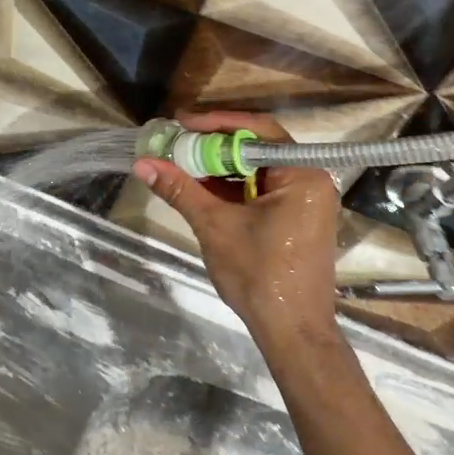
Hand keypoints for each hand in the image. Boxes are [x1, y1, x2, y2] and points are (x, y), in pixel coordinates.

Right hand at [132, 111, 343, 348]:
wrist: (292, 331)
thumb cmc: (259, 274)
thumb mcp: (214, 226)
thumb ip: (180, 189)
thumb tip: (142, 163)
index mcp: (302, 175)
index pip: (258, 131)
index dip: (216, 123)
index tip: (181, 123)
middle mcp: (311, 181)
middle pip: (257, 148)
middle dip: (215, 145)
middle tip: (177, 142)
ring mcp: (306, 202)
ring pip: (258, 170)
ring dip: (221, 166)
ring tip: (182, 163)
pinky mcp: (297, 220)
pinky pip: (262, 190)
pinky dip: (233, 187)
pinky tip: (202, 188)